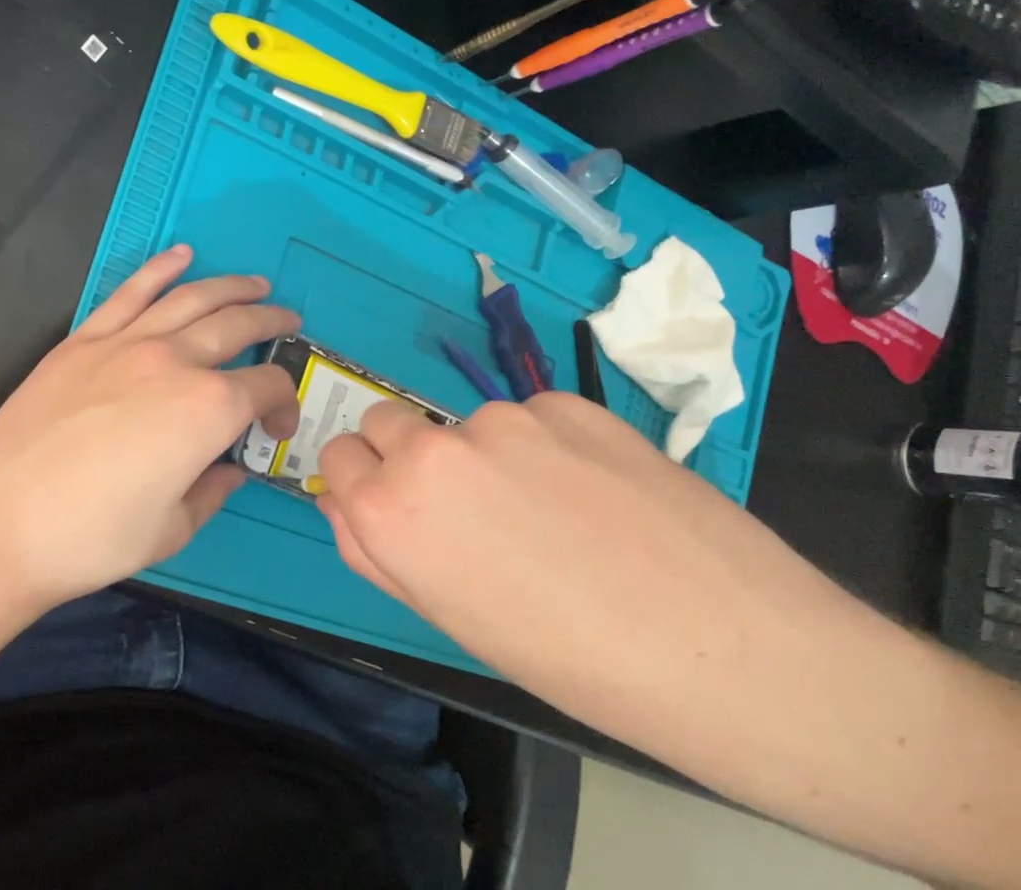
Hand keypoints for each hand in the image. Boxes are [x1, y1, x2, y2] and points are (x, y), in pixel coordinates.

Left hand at [0, 246, 299, 613]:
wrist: (0, 523)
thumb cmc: (92, 538)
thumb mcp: (172, 529)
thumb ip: (212, 492)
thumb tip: (231, 471)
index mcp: (207, 410)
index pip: (265, 388)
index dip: (283, 405)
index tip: (276, 429)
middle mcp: (172, 362)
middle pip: (235, 327)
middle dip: (270, 324)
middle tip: (288, 324)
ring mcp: (121, 344)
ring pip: (188, 298)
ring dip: (229, 287)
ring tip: (254, 286)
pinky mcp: (79, 342)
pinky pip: (128, 293)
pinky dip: (159, 270)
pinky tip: (180, 256)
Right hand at [313, 393, 852, 713]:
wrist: (725, 650)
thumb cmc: (565, 657)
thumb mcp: (445, 614)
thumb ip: (374, 550)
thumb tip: (345, 500)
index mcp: (387, 510)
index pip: (337, 456)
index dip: (361, 481)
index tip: (394, 507)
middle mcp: (432, 451)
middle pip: (384, 420)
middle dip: (404, 454)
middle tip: (462, 506)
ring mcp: (504, 420)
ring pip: (465, 424)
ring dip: (483, 454)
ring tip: (551, 513)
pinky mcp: (570, 405)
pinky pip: (531, 416)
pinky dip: (545, 446)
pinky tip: (594, 494)